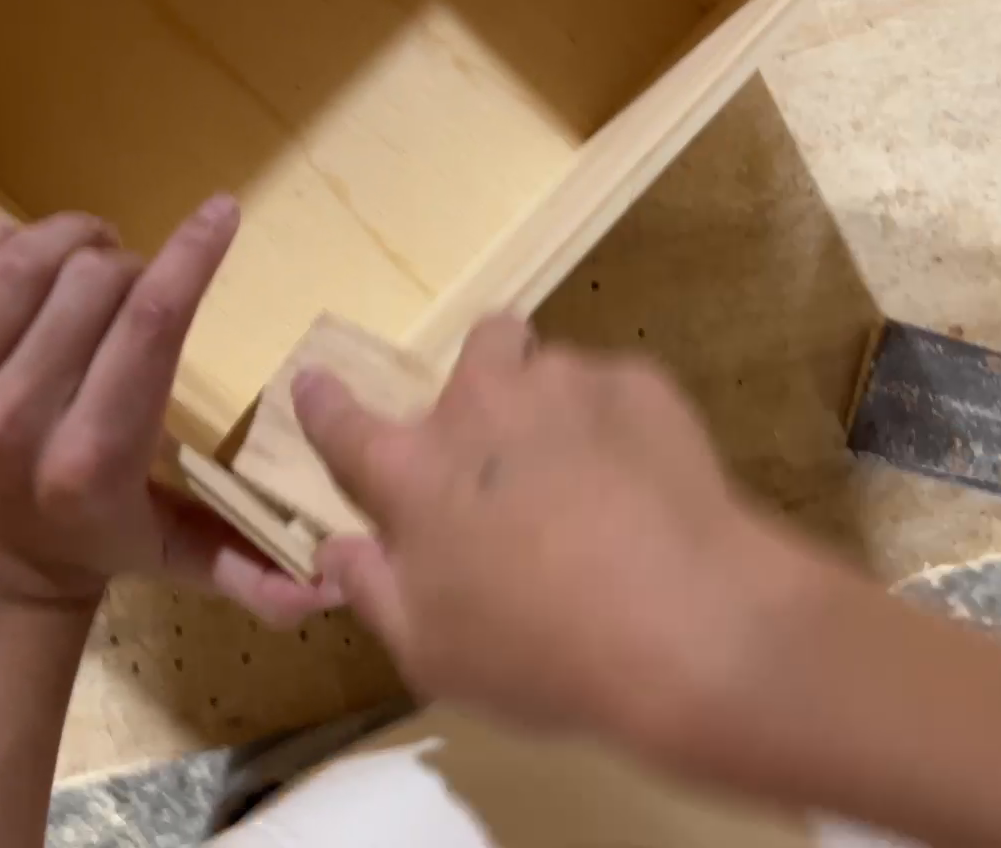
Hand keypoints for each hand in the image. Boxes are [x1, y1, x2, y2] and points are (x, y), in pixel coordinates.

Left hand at [0, 198, 332, 623]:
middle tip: (158, 285)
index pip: (152, 324)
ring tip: (107, 259)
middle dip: (142, 263)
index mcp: (95, 455)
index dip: (194, 256)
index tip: (223, 211)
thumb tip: (331, 593)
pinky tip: (36, 260)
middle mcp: (18, 413)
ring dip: (79, 241)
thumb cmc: (104, 551)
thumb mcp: (186, 563)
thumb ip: (255, 572)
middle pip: (93, 281)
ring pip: (24, 262)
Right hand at [295, 316, 817, 746]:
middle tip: (515, 440)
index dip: (324, 404)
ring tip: (596, 473)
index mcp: (418, 471)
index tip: (315, 381)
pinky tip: (646, 479)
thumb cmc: (543, 652)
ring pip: (551, 366)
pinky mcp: (638, 381)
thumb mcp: (433, 651)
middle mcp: (482, 404)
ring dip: (558, 406)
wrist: (685, 623)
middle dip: (489, 377)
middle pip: (475, 347)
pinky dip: (620, 422)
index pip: (343, 424)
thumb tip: (337, 547)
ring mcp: (566, 381)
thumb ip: (374, 588)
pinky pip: (616, 389)